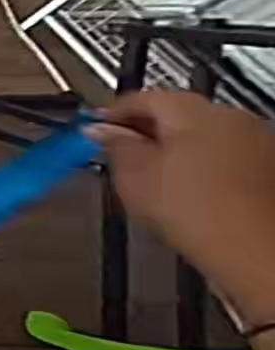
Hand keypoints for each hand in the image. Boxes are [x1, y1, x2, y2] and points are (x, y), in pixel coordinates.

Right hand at [85, 89, 274, 324]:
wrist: (257, 251)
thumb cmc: (196, 210)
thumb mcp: (131, 171)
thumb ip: (114, 143)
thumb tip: (103, 131)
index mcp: (200, 113)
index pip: (144, 97)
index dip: (112, 112)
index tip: (93, 128)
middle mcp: (240, 121)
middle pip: (179, 113)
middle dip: (146, 129)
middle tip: (117, 150)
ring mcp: (265, 146)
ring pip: (205, 135)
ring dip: (175, 146)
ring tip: (151, 173)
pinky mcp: (272, 170)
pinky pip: (228, 155)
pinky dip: (202, 164)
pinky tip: (186, 187)